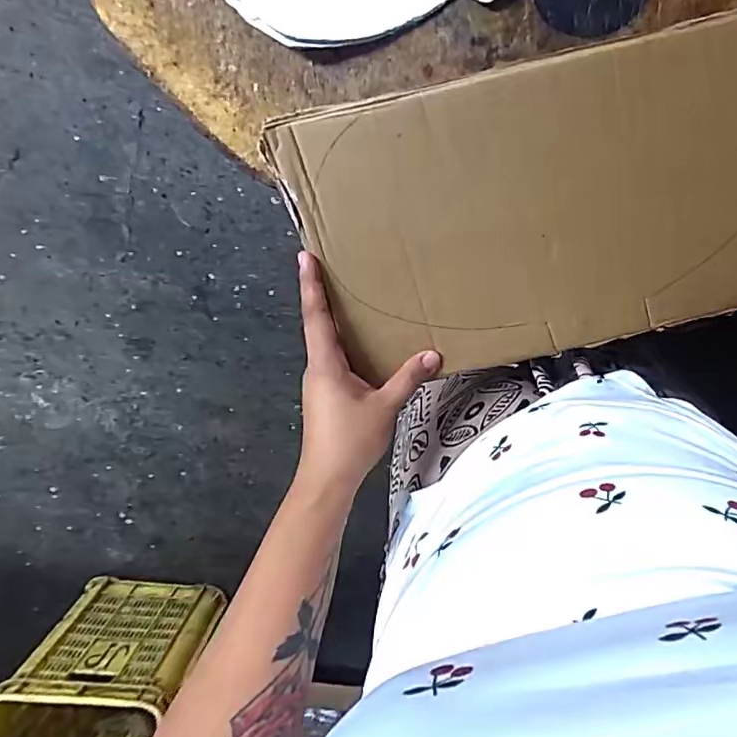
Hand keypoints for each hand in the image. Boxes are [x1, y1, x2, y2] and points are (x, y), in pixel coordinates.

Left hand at [294, 251, 440, 491]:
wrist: (327, 478)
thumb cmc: (350, 440)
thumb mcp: (385, 406)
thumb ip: (407, 378)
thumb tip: (432, 354)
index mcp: (325, 364)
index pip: (316, 316)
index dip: (311, 285)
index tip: (304, 258)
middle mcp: (317, 368)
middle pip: (316, 323)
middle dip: (319, 294)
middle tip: (322, 266)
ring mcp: (318, 382)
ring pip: (324, 342)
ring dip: (330, 318)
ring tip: (342, 296)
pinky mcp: (325, 394)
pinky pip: (332, 358)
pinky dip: (340, 341)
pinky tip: (357, 342)